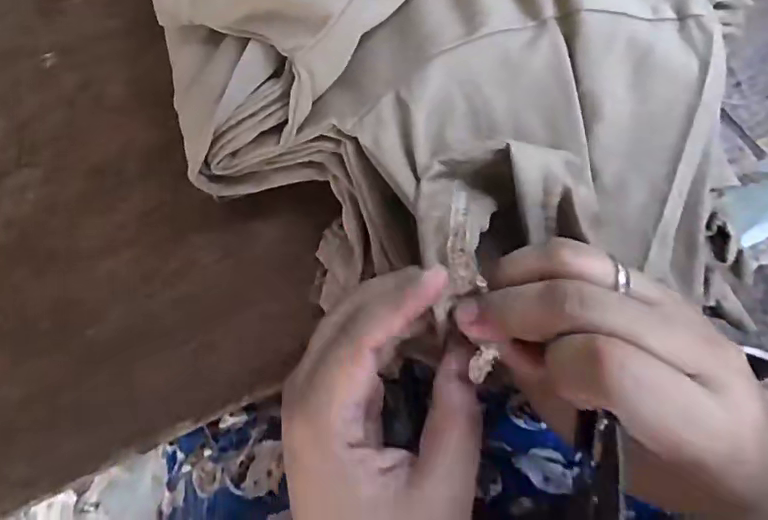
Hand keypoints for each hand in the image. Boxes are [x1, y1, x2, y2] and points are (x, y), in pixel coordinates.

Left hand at [282, 267, 481, 519]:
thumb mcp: (439, 494)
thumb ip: (456, 416)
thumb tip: (465, 349)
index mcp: (320, 413)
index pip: (360, 333)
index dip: (402, 298)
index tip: (442, 274)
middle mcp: (302, 391)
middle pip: (344, 317)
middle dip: (394, 291)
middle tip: (446, 280)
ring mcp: (305, 395)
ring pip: (343, 324)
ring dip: (388, 303)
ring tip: (437, 296)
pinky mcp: (319, 402)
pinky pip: (347, 346)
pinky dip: (382, 327)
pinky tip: (415, 325)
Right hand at [455, 239, 767, 517]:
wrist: (754, 449)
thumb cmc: (681, 474)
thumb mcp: (615, 460)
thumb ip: (555, 396)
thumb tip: (498, 339)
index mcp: (700, 418)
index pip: (608, 362)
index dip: (548, 358)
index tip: (504, 358)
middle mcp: (693, 344)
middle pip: (585, 297)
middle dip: (515, 303)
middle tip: (471, 317)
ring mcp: (676, 300)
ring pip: (582, 257)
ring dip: (521, 268)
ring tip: (491, 291)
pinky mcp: (657, 278)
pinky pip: (587, 252)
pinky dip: (540, 261)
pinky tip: (520, 281)